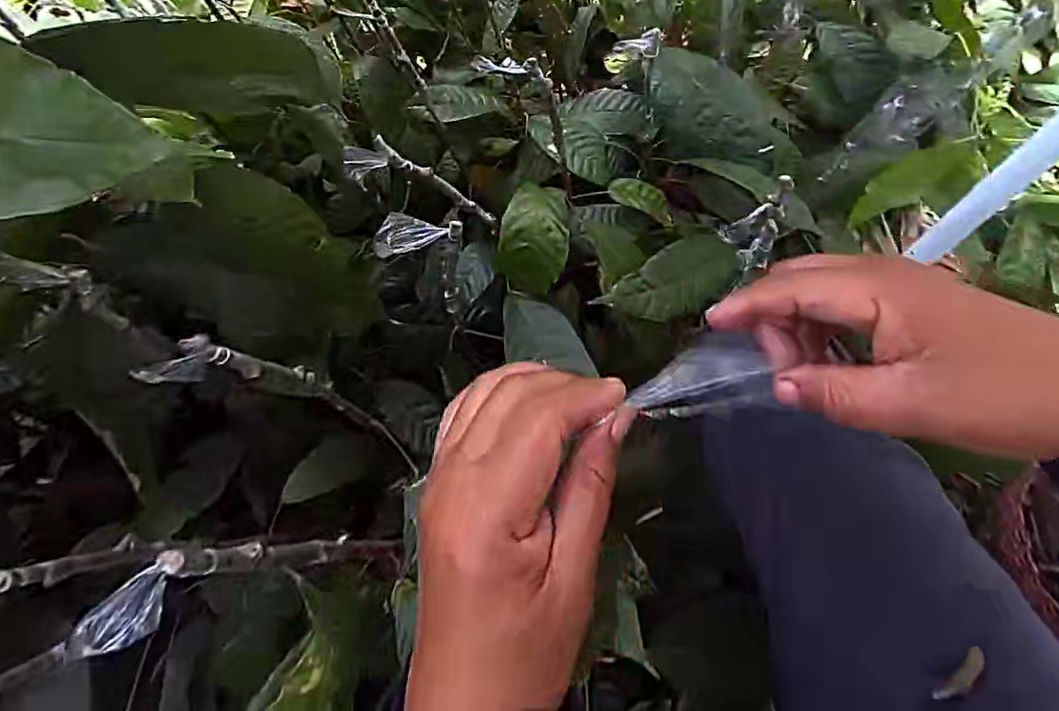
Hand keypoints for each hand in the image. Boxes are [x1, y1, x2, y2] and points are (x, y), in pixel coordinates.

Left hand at [408, 364, 632, 710]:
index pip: (537, 419)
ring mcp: (437, 478)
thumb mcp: (573, 577)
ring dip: (531, 380)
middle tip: (607, 398)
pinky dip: (498, 391)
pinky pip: (462, 412)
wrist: (463, 701)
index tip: (623, 394)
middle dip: (563, 383)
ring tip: (576, 394)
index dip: (583, 395)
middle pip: (509, 396)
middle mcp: (452, 480)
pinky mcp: (435, 482)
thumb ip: (591, 486)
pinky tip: (528, 400)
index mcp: (486, 509)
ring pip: (482, 392)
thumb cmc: (526, 653)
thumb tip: (615, 419)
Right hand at [706, 254, 1058, 459]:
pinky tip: (833, 361)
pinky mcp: (913, 300)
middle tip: (775, 371)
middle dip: (772, 317)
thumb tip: (778, 385)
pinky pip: (848, 301)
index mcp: (876, 288)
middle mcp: (881, 271)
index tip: (710, 321)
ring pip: (823, 288)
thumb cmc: (1004, 393)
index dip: (747, 304)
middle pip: (801, 278)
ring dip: (799, 324)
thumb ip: (837, 393)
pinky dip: (826, 327)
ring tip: (804, 373)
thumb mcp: (914, 405)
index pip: (791, 286)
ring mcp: (899, 282)